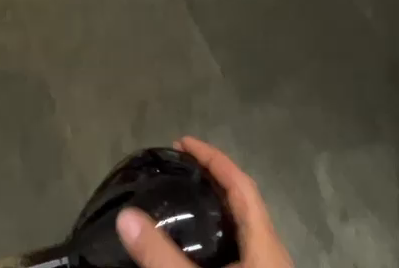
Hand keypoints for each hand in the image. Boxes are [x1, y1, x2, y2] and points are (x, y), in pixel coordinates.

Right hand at [116, 136, 293, 267]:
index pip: (242, 187)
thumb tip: (126, 216)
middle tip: (178, 170)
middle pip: (245, 207)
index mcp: (265, 247)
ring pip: (245, 234)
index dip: (214, 160)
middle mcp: (272, 258)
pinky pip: (241, 254)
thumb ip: (162, 256)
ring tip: (183, 204)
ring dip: (217, 212)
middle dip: (213, 182)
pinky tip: (196, 251)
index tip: (182, 142)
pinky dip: (218, 240)